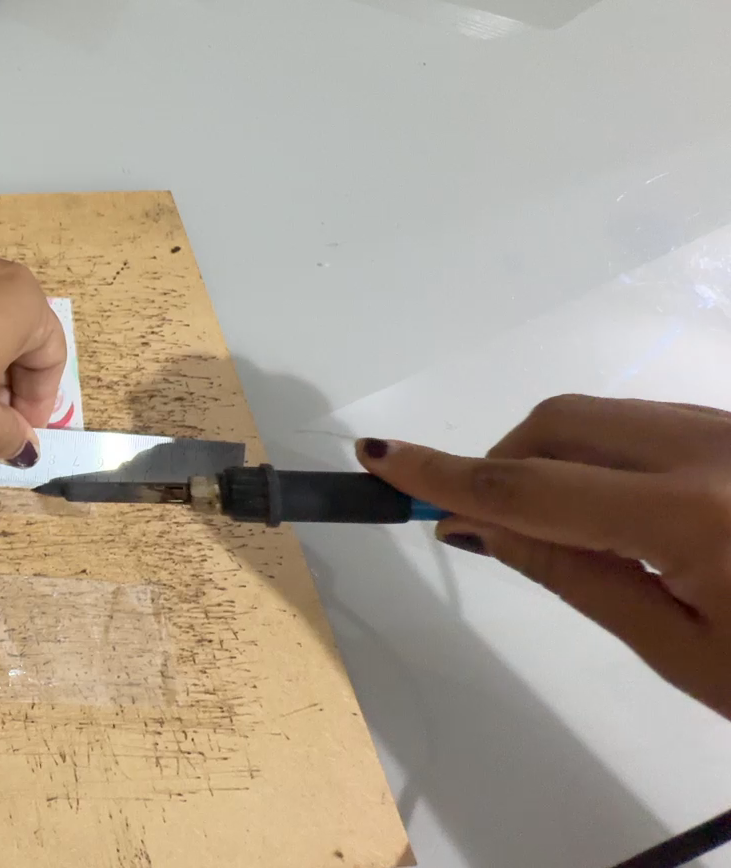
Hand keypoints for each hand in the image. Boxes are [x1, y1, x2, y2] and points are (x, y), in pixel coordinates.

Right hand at [357, 395, 730, 718]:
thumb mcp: (690, 654)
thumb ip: (569, 574)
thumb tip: (470, 525)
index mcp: (698, 517)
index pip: (523, 487)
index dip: (440, 474)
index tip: (375, 457)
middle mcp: (727, 456)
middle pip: (560, 422)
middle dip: (503, 459)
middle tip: (493, 519)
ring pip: (609, 415)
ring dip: (556, 454)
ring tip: (577, 522)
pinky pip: (663, 423)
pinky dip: (614, 453)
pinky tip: (638, 507)